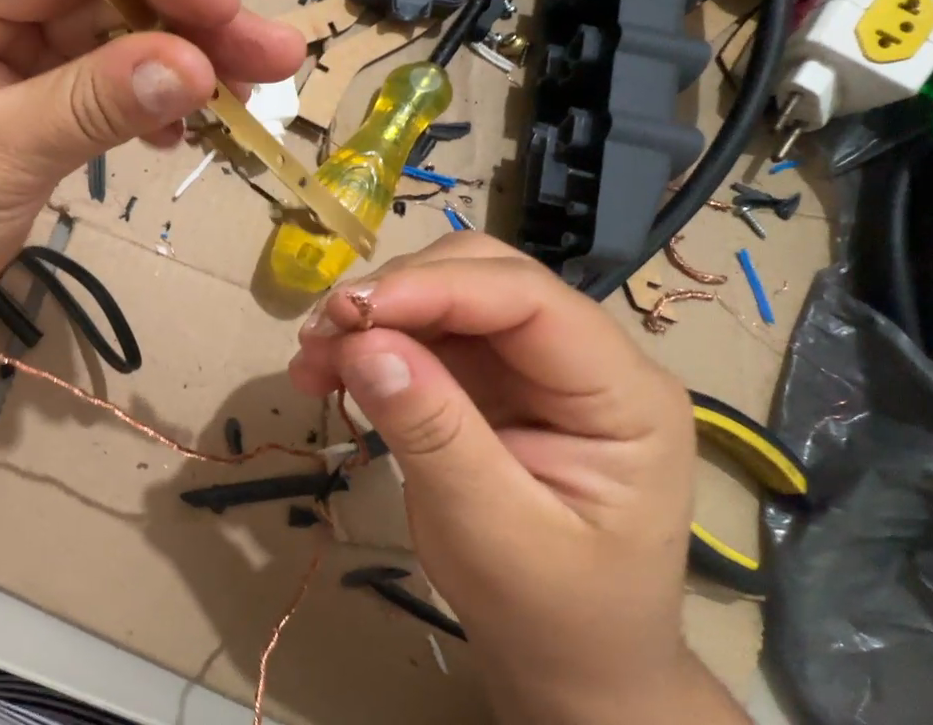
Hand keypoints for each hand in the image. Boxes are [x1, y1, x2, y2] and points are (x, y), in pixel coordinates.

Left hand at [0, 0, 304, 308]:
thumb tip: (196, 63)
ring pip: (115, 45)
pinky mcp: (36, 116)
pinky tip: (184, 131)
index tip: (223, 3)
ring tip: (256, 90)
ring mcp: (17, 69)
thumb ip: (94, 100)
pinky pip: (105, 94)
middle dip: (188, 20)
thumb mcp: (0, 148)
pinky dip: (146, 107)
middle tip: (274, 52)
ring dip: (182, 64)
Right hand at [289, 234, 740, 723]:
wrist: (565, 656)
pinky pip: (419, 334)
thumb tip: (361, 344)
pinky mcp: (487, 380)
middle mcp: (580, 361)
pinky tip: (324, 372)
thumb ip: (432, 432)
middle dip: (396, 293)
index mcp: (622, 395)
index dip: (432, 288)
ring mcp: (531, 367)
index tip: (344, 311)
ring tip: (310, 360)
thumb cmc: (548, 607)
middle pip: (482, 275)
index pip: (527, 300)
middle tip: (321, 335)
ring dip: (370, 315)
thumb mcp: (489, 529)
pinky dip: (366, 343)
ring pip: (441, 294)